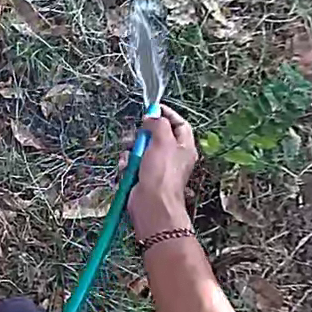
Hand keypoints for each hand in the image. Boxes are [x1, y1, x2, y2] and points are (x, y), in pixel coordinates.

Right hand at [128, 106, 196, 239]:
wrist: (152, 204)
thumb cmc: (162, 173)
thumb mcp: (163, 141)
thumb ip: (158, 124)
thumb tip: (152, 116)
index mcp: (184, 147)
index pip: (179, 124)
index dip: (167, 114)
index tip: (154, 108)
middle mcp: (173, 157)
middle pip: (157, 136)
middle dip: (144, 134)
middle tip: (137, 134)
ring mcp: (157, 168)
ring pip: (142, 149)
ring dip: (132, 150)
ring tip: (129, 154)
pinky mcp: (143, 177)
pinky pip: (133, 164)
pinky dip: (128, 164)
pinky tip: (126, 167)